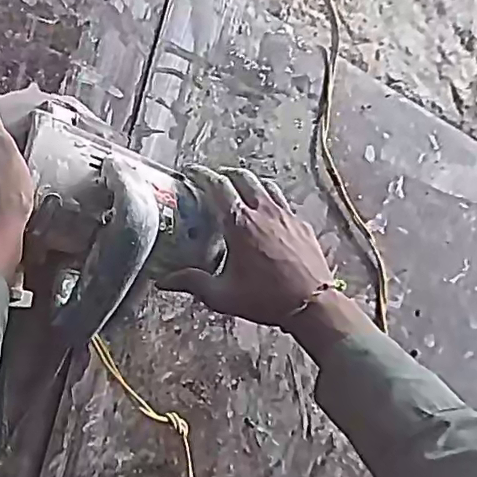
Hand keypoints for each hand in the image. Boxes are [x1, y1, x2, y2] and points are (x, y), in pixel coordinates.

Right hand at [160, 166, 338, 327]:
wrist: (312, 304)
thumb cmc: (266, 298)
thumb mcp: (222, 295)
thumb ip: (192, 283)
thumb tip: (165, 281)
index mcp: (239, 224)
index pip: (217, 187)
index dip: (201, 175)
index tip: (191, 172)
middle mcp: (263, 212)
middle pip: (242, 177)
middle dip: (225, 174)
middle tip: (214, 181)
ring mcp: (286, 216)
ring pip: (265, 185)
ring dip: (249, 183)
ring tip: (240, 192)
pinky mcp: (301, 225)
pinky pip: (283, 203)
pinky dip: (270, 201)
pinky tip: (267, 216)